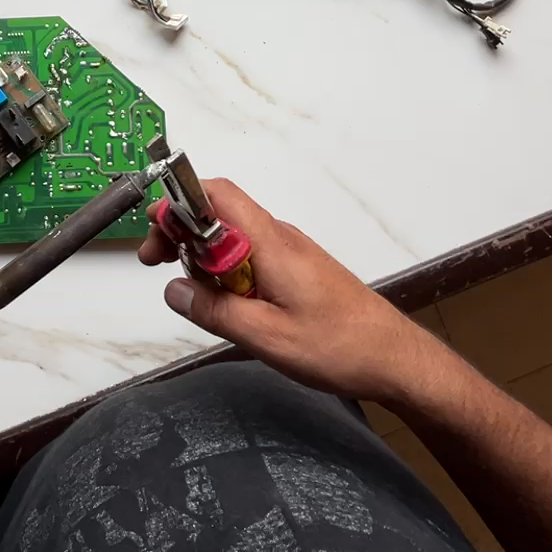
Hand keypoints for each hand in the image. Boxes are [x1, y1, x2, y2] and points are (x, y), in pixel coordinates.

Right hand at [139, 178, 441, 402]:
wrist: (395, 358)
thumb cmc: (338, 346)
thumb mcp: (266, 336)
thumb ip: (214, 311)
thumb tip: (173, 290)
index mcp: (269, 241)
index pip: (218, 194)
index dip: (180, 203)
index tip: (156, 232)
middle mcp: (277, 236)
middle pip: (218, 213)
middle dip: (181, 231)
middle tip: (158, 264)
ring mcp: (287, 250)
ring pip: (231, 235)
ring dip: (203, 254)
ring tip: (192, 291)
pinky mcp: (294, 267)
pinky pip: (249, 254)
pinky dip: (225, 268)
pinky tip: (225, 300)